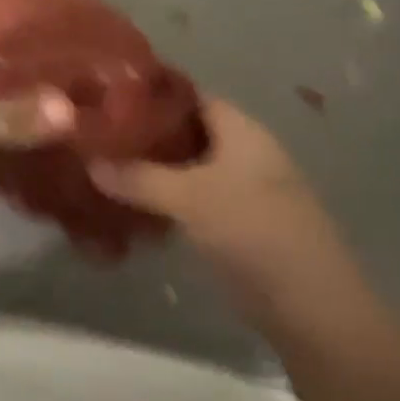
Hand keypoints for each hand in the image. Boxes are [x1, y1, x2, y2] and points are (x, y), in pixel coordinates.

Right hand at [88, 97, 336, 264]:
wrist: (310, 307)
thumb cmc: (254, 232)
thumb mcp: (190, 199)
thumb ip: (139, 178)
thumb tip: (89, 161)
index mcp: (242, 131)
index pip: (190, 95)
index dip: (149, 93)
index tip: (103, 96)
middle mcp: (245, 154)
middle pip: (186, 133)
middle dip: (143, 136)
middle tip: (93, 138)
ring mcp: (243, 193)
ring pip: (187, 171)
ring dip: (151, 173)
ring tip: (101, 173)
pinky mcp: (238, 228)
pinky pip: (192, 203)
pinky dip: (164, 204)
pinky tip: (130, 213)